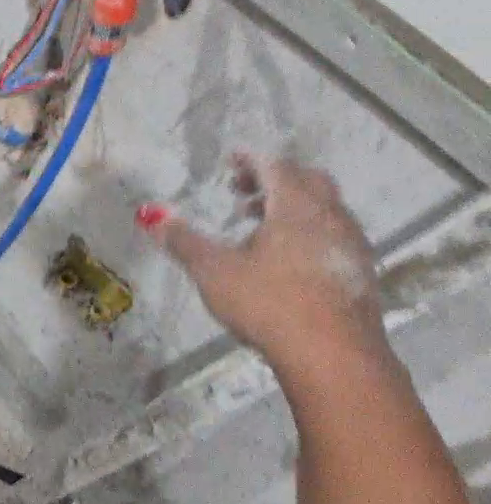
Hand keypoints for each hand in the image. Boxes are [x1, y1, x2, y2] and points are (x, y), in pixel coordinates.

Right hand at [140, 154, 387, 375]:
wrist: (329, 347)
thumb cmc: (266, 301)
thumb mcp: (213, 270)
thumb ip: (183, 241)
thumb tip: (149, 214)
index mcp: (296, 209)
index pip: (277, 169)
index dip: (253, 159)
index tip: (233, 156)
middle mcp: (330, 216)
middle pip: (307, 181)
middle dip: (274, 178)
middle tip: (240, 187)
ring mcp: (349, 241)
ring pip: (321, 207)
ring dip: (289, 204)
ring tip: (255, 221)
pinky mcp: (355, 266)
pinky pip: (329, 231)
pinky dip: (303, 227)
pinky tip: (282, 253)